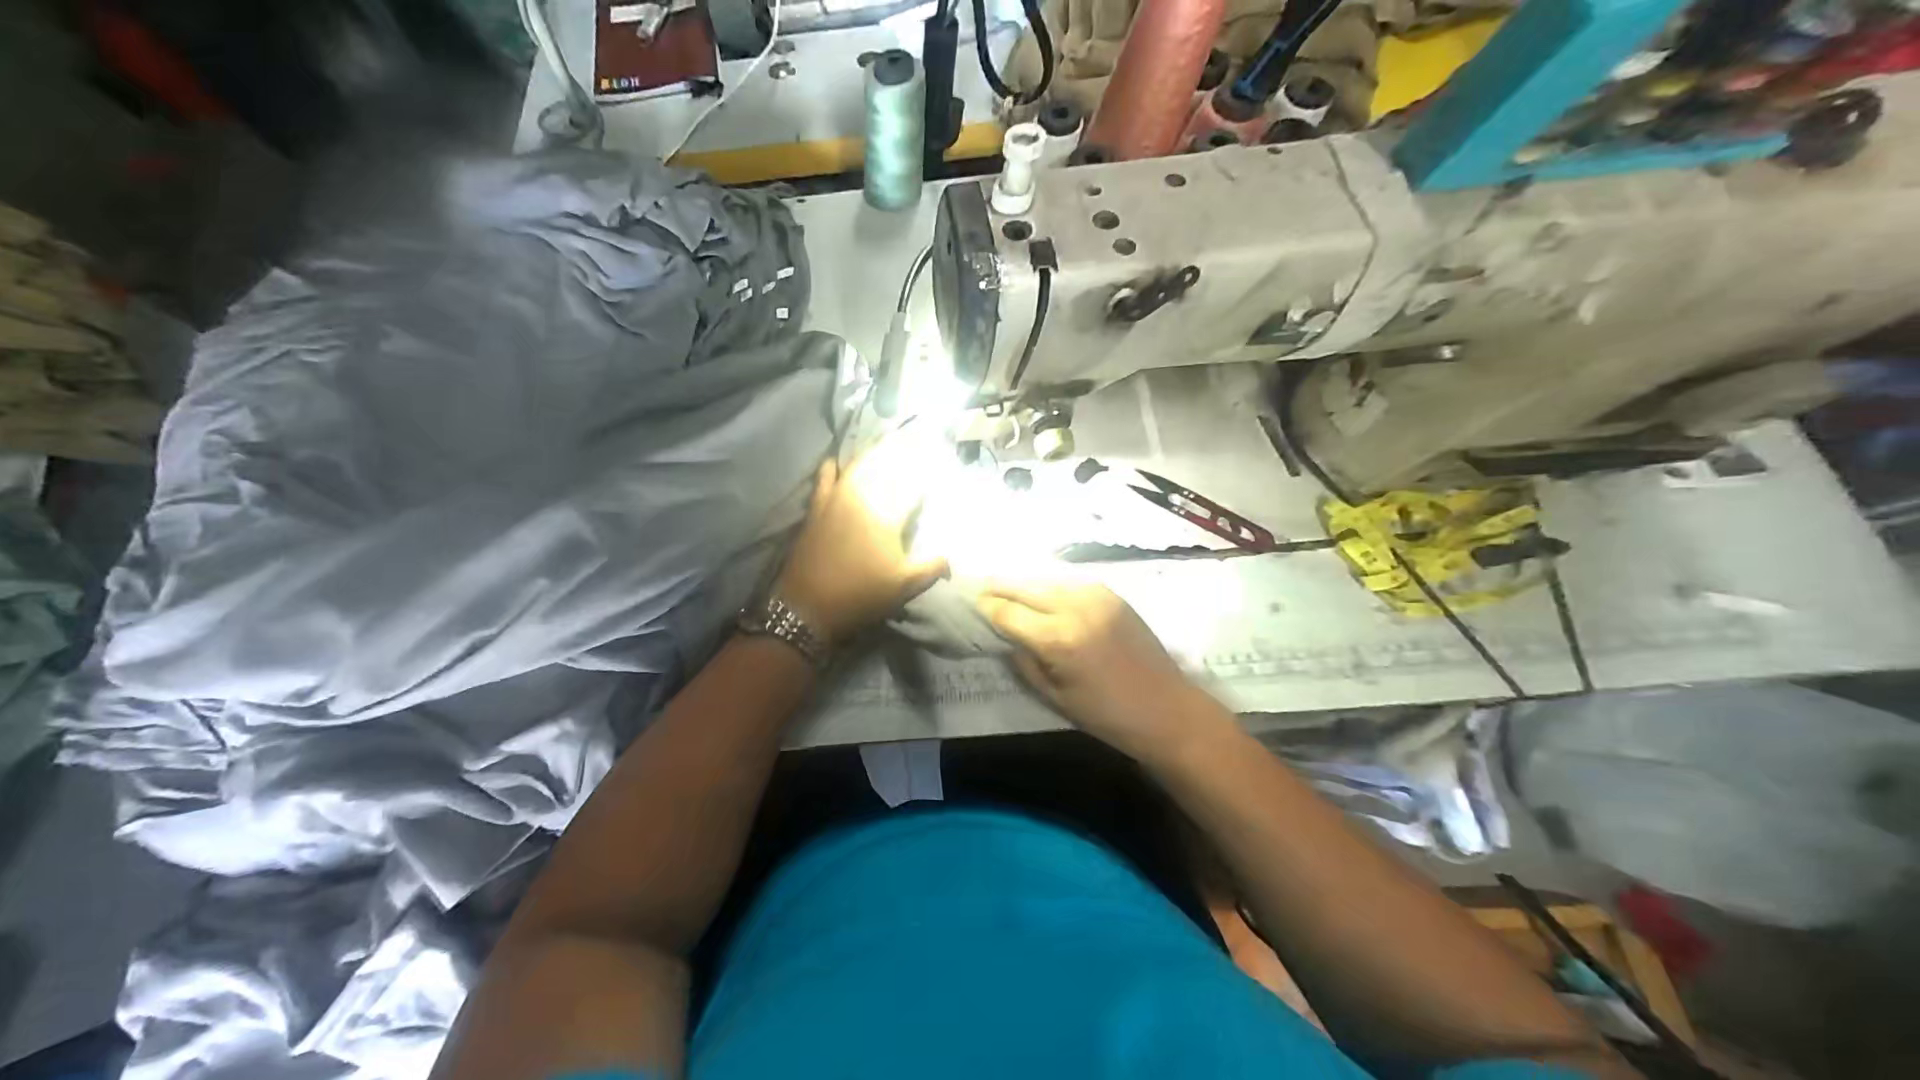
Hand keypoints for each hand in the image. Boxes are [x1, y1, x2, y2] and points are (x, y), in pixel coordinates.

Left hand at [773, 456, 948, 646]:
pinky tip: (837, 462)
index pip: (912, 483)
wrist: (807, 607)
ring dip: (871, 455)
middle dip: (900, 451)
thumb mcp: (904, 587)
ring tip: (884, 444)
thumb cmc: (860, 595)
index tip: (937, 454)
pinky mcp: (816, 507)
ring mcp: (835, 499)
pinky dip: (834, 467)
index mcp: (887, 514)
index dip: (925, 467)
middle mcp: (861, 497)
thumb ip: (932, 567)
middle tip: (914, 439)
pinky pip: (825, 478)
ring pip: (856, 466)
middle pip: (884, 465)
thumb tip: (951, 558)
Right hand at [977, 583, 1224, 759]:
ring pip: (1048, 581)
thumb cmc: (1106, 715)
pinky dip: (1053, 586)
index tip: (972, 602)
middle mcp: (1074, 608)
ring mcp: (1097, 597)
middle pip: (1026, 588)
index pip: (1008, 612)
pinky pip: (1072, 583)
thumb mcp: (1054, 697)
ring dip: (1026, 584)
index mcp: (1058, 639)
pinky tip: (1045, 593)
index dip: (987, 607)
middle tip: (981, 586)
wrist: (1167, 709)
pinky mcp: (1113, 596)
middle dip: (1001, 587)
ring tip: (1008, 587)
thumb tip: (1006, 637)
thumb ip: (1024, 663)